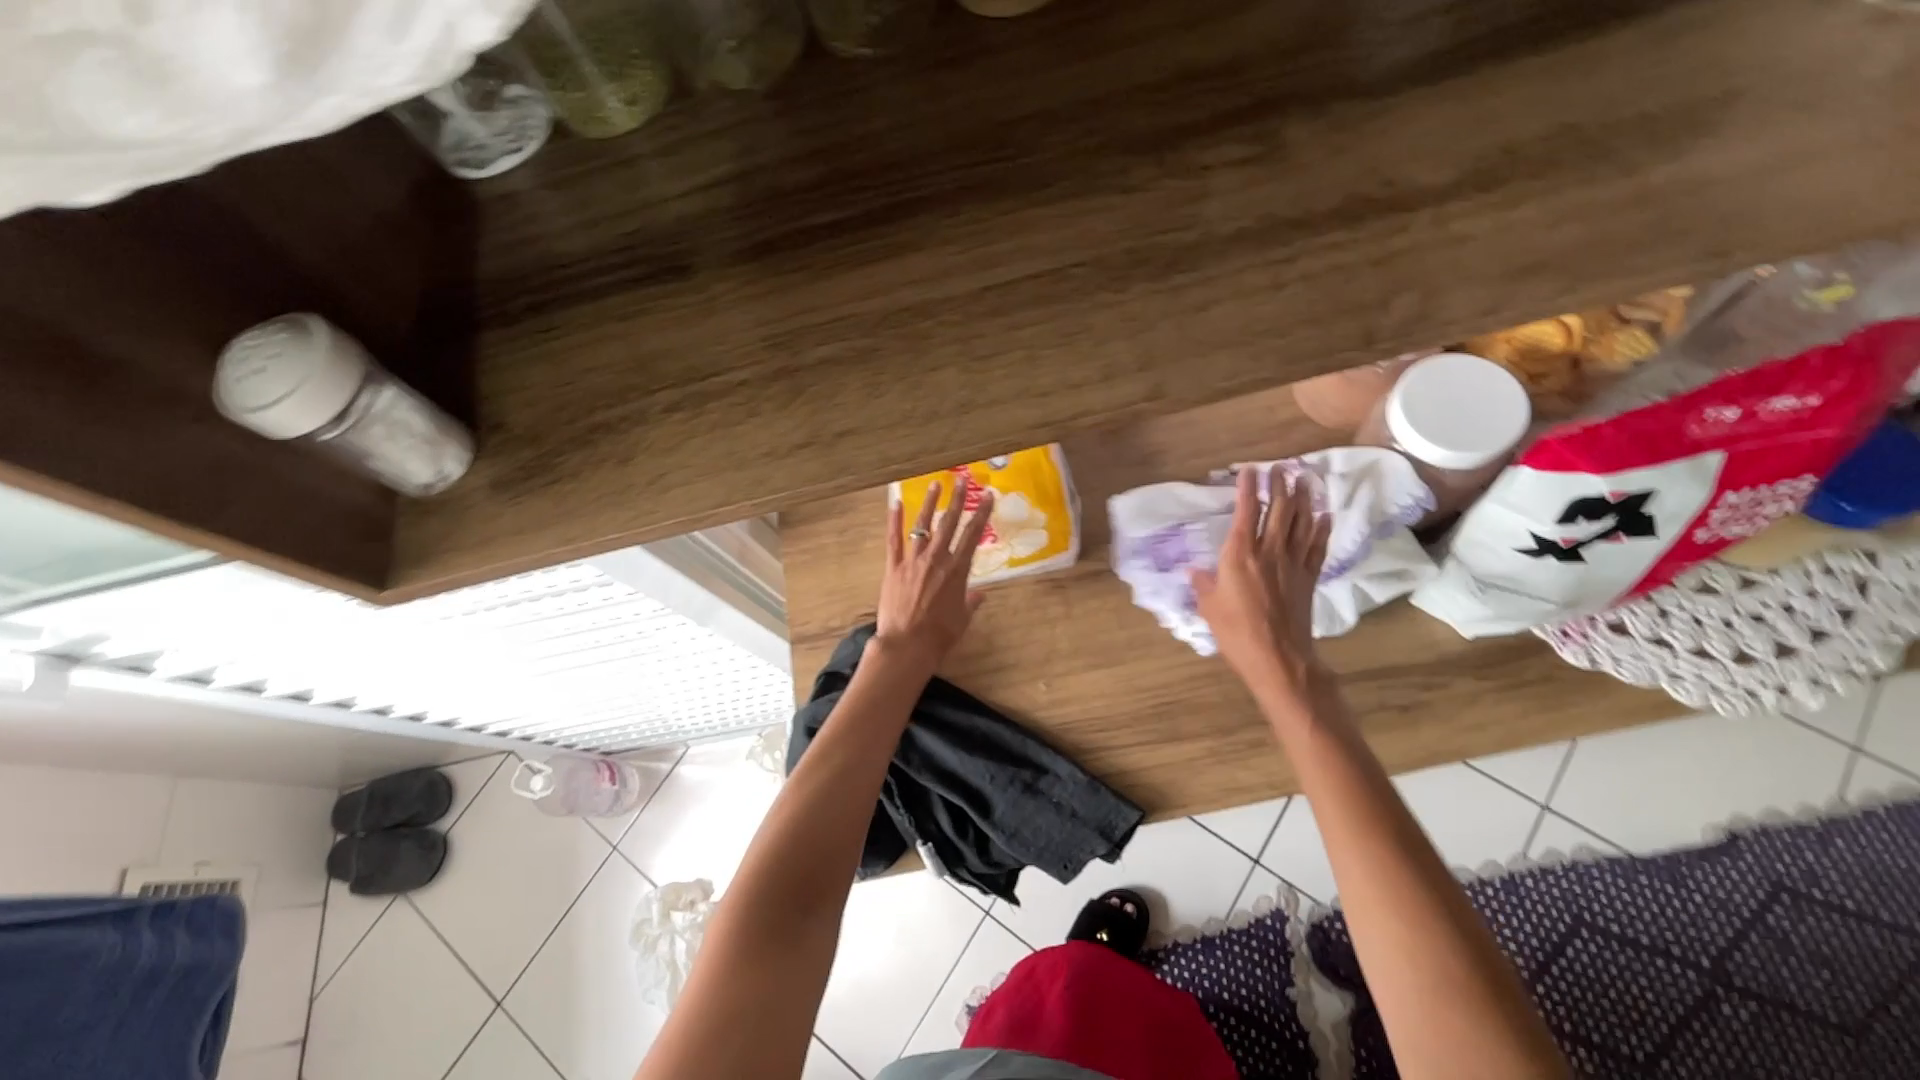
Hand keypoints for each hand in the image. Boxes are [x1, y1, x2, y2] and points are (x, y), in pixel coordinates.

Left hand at [875, 479, 993, 669]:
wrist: (908, 644)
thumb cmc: (940, 635)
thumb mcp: (963, 619)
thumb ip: (971, 603)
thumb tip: (980, 595)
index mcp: (958, 570)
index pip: (973, 535)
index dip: (982, 514)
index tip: (989, 496)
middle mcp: (937, 559)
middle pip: (949, 523)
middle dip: (958, 499)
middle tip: (963, 480)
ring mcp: (913, 561)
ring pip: (923, 526)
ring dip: (930, 504)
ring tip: (936, 484)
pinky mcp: (893, 568)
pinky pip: (894, 540)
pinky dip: (894, 521)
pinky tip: (896, 504)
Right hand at [1190, 466, 1332, 699]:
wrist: (1278, 657)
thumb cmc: (1236, 632)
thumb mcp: (1209, 607)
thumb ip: (1203, 584)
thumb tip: (1194, 571)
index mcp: (1240, 554)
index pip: (1246, 511)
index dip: (1249, 488)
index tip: (1249, 469)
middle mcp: (1269, 551)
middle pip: (1279, 509)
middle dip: (1280, 485)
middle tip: (1282, 467)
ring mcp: (1293, 563)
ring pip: (1301, 522)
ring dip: (1303, 498)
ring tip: (1304, 479)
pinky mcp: (1309, 578)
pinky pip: (1317, 546)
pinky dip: (1322, 528)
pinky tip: (1325, 515)